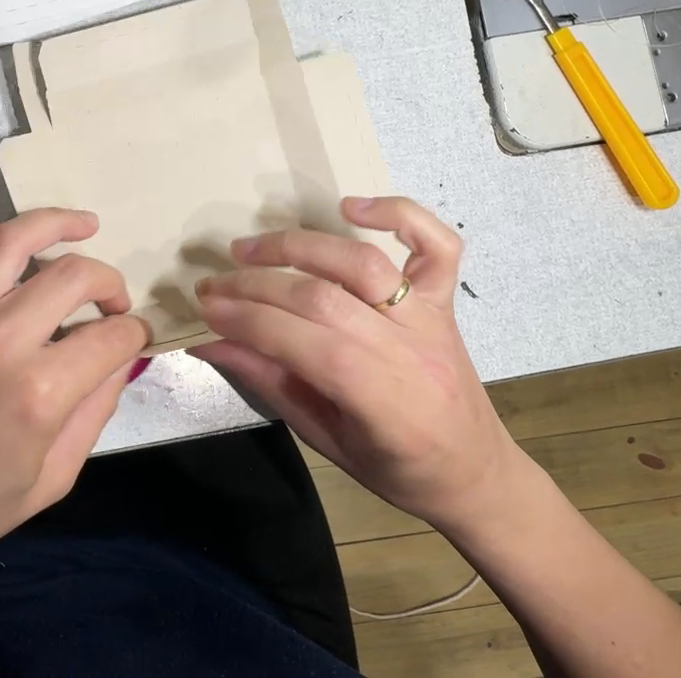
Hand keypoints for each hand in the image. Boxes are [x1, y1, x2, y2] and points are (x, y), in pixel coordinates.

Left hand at [0, 147, 150, 591]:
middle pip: (73, 277)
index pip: (113, 336)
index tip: (133, 342)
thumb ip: (96, 410)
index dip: (134, 337)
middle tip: (115, 304)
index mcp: (40, 391)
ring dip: (54, 222)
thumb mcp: (53, 478)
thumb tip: (122, 357)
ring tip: (84, 222)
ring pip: (11, 242)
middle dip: (109, 284)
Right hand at [189, 197, 520, 532]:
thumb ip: (267, 383)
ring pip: (362, 263)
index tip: (205, 312)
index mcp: (385, 404)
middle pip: (322, 299)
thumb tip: (208, 343)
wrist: (475, 474)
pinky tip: (351, 206)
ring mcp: (431, 319)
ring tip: (247, 249)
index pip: (304, 345)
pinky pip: (435, 245)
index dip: (247, 322)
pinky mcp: (444, 301)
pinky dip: (399, 214)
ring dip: (297, 247)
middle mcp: (411, 351)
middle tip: (211, 287)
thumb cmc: (396, 468)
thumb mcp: (322, 439)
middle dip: (254, 287)